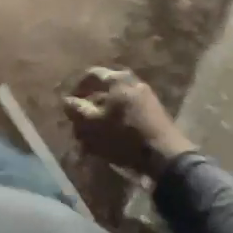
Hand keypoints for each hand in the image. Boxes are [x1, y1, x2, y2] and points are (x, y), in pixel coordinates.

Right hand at [61, 67, 194, 178]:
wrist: (165, 156)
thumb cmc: (124, 136)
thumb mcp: (93, 125)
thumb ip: (77, 110)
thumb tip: (66, 100)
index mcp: (117, 79)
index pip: (91, 75)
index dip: (77, 89)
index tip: (70, 104)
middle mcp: (133, 81)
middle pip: (105, 89)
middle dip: (91, 105)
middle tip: (82, 121)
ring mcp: (147, 96)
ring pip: (118, 102)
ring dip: (104, 116)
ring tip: (96, 135)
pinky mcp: (156, 113)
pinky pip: (130, 112)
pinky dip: (118, 121)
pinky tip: (113, 138)